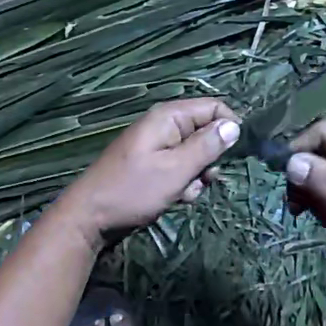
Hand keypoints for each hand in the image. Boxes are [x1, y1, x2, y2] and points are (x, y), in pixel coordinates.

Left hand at [54, 98, 239, 243]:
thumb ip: (207, 146)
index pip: (215, 107)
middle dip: (211, 159)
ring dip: (197, 176)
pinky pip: (181, 168)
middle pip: (207, 133)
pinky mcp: (153, 165)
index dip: (229, 128)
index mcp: (169, 117)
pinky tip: (173, 198)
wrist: (89, 218)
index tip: (234, 156)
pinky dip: (183, 184)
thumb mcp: (176, 169)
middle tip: (203, 179)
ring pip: (196, 155)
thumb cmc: (133, 190)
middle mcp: (164, 126)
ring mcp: (158, 146)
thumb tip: (235, 126)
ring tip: (183, 193)